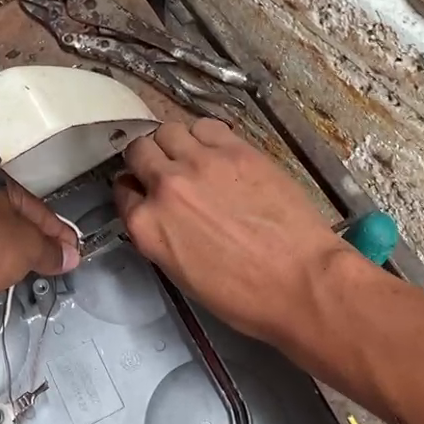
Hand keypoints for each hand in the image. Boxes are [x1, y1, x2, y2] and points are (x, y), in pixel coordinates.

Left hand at [0, 181, 78, 324]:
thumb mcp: (27, 248)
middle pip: (21, 222)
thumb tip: (71, 256)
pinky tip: (7, 277)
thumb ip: (51, 251)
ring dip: (21, 255)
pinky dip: (0, 264)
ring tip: (40, 273)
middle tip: (62, 263)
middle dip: (43, 243)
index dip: (61, 231)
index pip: (41, 209)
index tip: (76, 250)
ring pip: (2, 239)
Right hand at [114, 118, 358, 345]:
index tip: (143, 190)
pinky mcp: (235, 150)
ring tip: (192, 157)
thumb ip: (159, 234)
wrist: (302, 283)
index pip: (122, 189)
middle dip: (147, 158)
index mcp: (147, 225)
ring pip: (168, 130)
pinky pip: (206, 126)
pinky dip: (205, 136)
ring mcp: (199, 163)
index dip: (133, 188)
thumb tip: (158, 213)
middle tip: (165, 169)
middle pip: (138, 150)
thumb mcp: (181, 274)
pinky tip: (218, 152)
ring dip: (175, 143)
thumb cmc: (245, 296)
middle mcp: (165, 187)